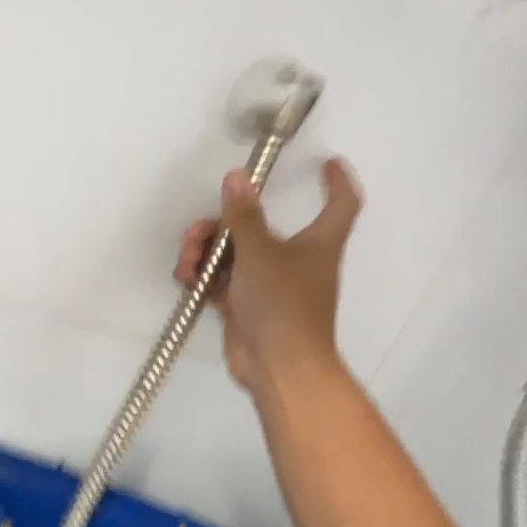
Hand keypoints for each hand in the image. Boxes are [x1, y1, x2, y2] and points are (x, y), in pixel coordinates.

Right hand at [173, 157, 361, 391]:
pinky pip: (219, 278)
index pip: (339, 204)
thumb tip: (238, 176)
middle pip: (255, 225)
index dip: (336, 182)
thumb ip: (244, 215)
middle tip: (199, 233)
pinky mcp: (244, 303)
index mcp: (317, 242)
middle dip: (221, 224)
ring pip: (231, 251)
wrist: (277, 364)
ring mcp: (267, 282)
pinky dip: (202, 276)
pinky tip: (187, 281)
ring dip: (203, 252)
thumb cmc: (282, 304)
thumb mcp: (259, 253)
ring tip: (187, 267)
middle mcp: (295, 258)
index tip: (327, 162)